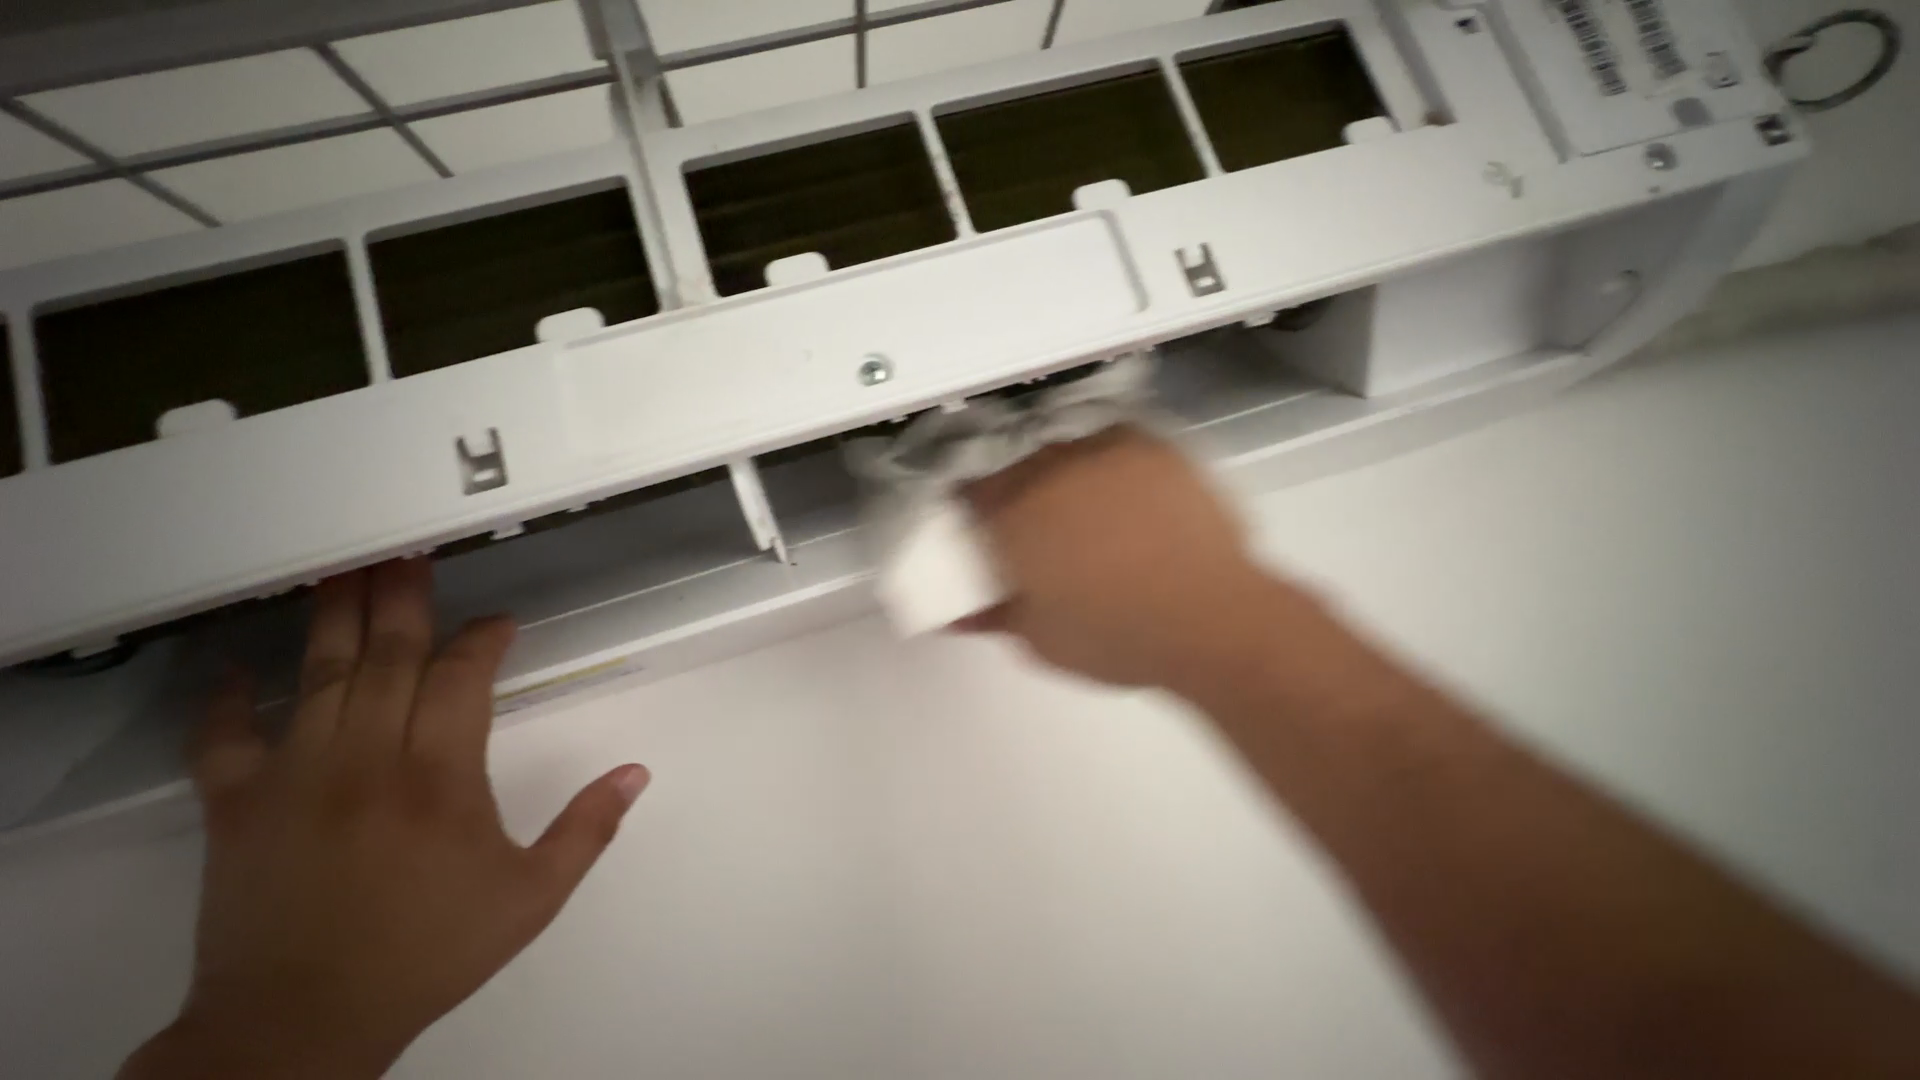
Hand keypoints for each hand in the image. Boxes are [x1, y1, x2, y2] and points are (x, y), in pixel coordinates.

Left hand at [121, 560, 648, 1079]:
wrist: (302, 1024)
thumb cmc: (428, 951)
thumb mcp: (532, 897)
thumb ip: (587, 828)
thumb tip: (636, 772)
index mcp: (440, 779)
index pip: (463, 677)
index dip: (485, 639)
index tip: (501, 623)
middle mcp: (367, 761)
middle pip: (388, 657)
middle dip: (404, 599)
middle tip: (410, 552)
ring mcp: (295, 777)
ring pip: (317, 677)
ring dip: (333, 618)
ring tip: (344, 572)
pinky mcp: (236, 806)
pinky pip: (223, 738)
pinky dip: (225, 697)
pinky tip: (234, 663)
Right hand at [964, 427, 1308, 695]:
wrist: (1211, 619)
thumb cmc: (1117, 635)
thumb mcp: (1040, 640)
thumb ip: (995, 617)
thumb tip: (964, 616)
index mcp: (1011, 514)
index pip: (969, 495)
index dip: (972, 513)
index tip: (983, 532)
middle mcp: (1051, 471)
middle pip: (1017, 469)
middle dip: (1020, 495)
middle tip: (1040, 534)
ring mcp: (1105, 454)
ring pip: (1068, 454)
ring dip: (1066, 478)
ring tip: (1091, 517)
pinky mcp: (1155, 450)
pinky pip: (1118, 447)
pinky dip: (1113, 468)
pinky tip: (1129, 500)